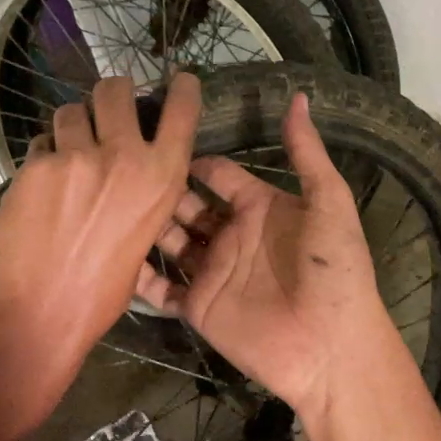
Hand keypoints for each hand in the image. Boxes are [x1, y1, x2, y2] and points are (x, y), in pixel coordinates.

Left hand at [0, 73, 200, 375]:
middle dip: (109, 93)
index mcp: (162, 177)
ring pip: (70, 111)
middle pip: (115, 91)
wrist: (42, 311)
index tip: (180, 78)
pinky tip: (40, 185)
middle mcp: (125, 156)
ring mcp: (78, 157)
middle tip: (104, 104)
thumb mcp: (147, 232)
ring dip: (70, 125)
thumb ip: (143, 189)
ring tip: (66, 150)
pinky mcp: (37, 165)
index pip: (182, 112)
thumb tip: (131, 162)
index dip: (183, 88)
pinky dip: (42, 156)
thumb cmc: (104, 287)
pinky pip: (40, 143)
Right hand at [134, 92, 391, 422]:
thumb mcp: (328, 201)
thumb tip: (298, 96)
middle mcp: (231, 233)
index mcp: (260, 206)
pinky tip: (109, 255)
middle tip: (120, 171)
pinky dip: (138, 275)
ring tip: (106, 206)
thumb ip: (306, 152)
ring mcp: (212, 270)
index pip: (219, 174)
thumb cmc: (333, 268)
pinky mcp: (198, 306)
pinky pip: (161, 288)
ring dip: (144, 226)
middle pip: (187, 205)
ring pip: (169, 241)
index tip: (157, 140)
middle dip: (160, 189)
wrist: (330, 345)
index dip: (195, 160)